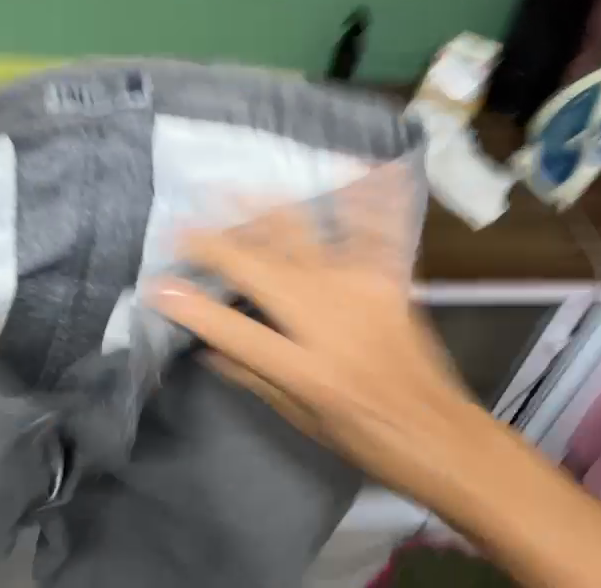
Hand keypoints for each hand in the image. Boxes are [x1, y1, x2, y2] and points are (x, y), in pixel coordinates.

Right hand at [147, 170, 486, 499]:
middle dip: (214, 241)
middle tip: (182, 225)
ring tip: (232, 186)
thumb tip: (202, 343)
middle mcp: (329, 319)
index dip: (189, 305)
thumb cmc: (366, 438)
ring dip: (261, 207)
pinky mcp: (387, 278)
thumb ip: (250, 374)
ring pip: (301, 234)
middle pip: (259, 266)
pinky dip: (361, 193)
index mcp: (306, 368)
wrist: (443, 435)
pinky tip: (353, 163)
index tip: (157, 285)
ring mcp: (361, 290)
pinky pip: (370, 226)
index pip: (232, 329)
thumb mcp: (300, 419)